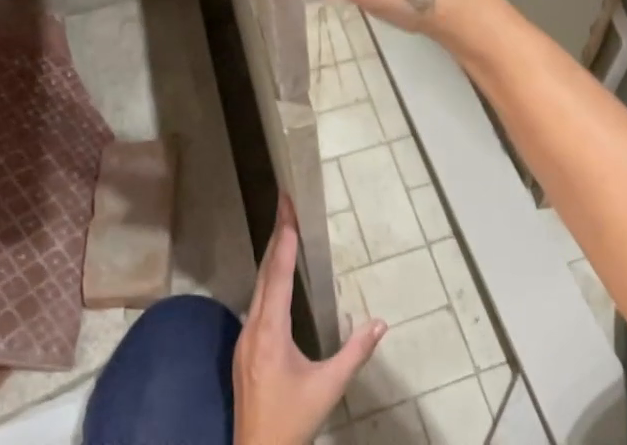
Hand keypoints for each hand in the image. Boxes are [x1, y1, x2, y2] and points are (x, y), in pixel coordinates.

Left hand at [234, 194, 384, 444]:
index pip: (277, 276)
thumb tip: (381, 323)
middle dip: (274, 238)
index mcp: (269, 333)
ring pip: (257, 289)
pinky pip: (256, 304)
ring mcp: (244, 341)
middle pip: (263, 275)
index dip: (283, 242)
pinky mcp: (245, 352)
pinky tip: (275, 280)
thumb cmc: (293, 420)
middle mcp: (252, 330)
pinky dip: (267, 281)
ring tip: (283, 233)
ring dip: (270, 259)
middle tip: (284, 206)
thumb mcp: (329, 387)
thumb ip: (355, 352)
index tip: (287, 211)